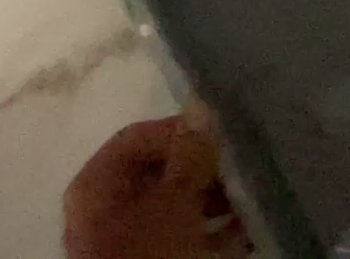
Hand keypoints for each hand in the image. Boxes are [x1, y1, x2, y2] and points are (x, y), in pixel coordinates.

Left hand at [63, 111, 248, 258]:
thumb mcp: (174, 204)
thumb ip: (190, 153)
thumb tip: (200, 104)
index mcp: (95, 188)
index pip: (137, 138)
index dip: (179, 132)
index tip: (221, 138)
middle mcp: (107, 212)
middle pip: (160, 172)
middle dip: (205, 169)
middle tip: (243, 167)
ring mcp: (130, 247)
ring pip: (178, 207)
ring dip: (216, 201)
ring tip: (254, 198)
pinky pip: (187, 241)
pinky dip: (216, 234)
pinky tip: (251, 231)